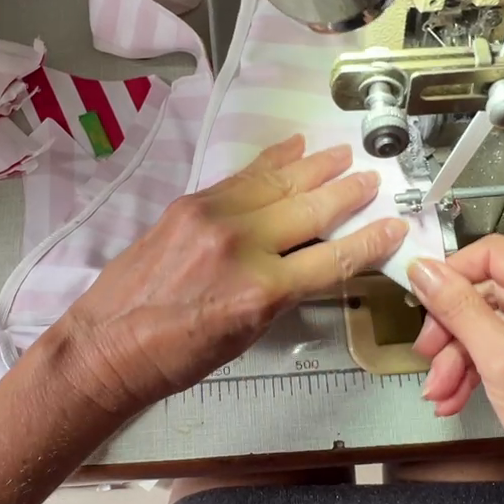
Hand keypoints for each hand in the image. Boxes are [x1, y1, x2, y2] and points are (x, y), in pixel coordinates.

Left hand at [48, 135, 407, 414]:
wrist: (109, 344)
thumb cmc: (179, 356)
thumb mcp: (245, 336)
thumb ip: (281, 293)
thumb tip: (311, 260)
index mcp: (262, 292)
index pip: (333, 259)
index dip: (369, 241)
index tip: (393, 225)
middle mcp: (242, 246)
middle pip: (311, 211)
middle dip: (348, 192)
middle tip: (372, 178)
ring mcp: (213, 218)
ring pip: (278, 183)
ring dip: (315, 166)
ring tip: (342, 154)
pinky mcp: (190, 204)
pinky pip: (242, 177)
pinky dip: (270, 161)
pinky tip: (292, 148)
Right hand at [409, 236, 503, 503]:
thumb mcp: (501, 360)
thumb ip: (458, 308)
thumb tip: (421, 269)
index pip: (496, 255)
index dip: (451, 275)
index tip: (418, 297)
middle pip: (487, 290)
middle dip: (452, 329)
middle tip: (426, 354)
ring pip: (486, 317)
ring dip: (457, 354)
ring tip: (439, 388)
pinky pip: (499, 337)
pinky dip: (473, 363)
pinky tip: (453, 393)